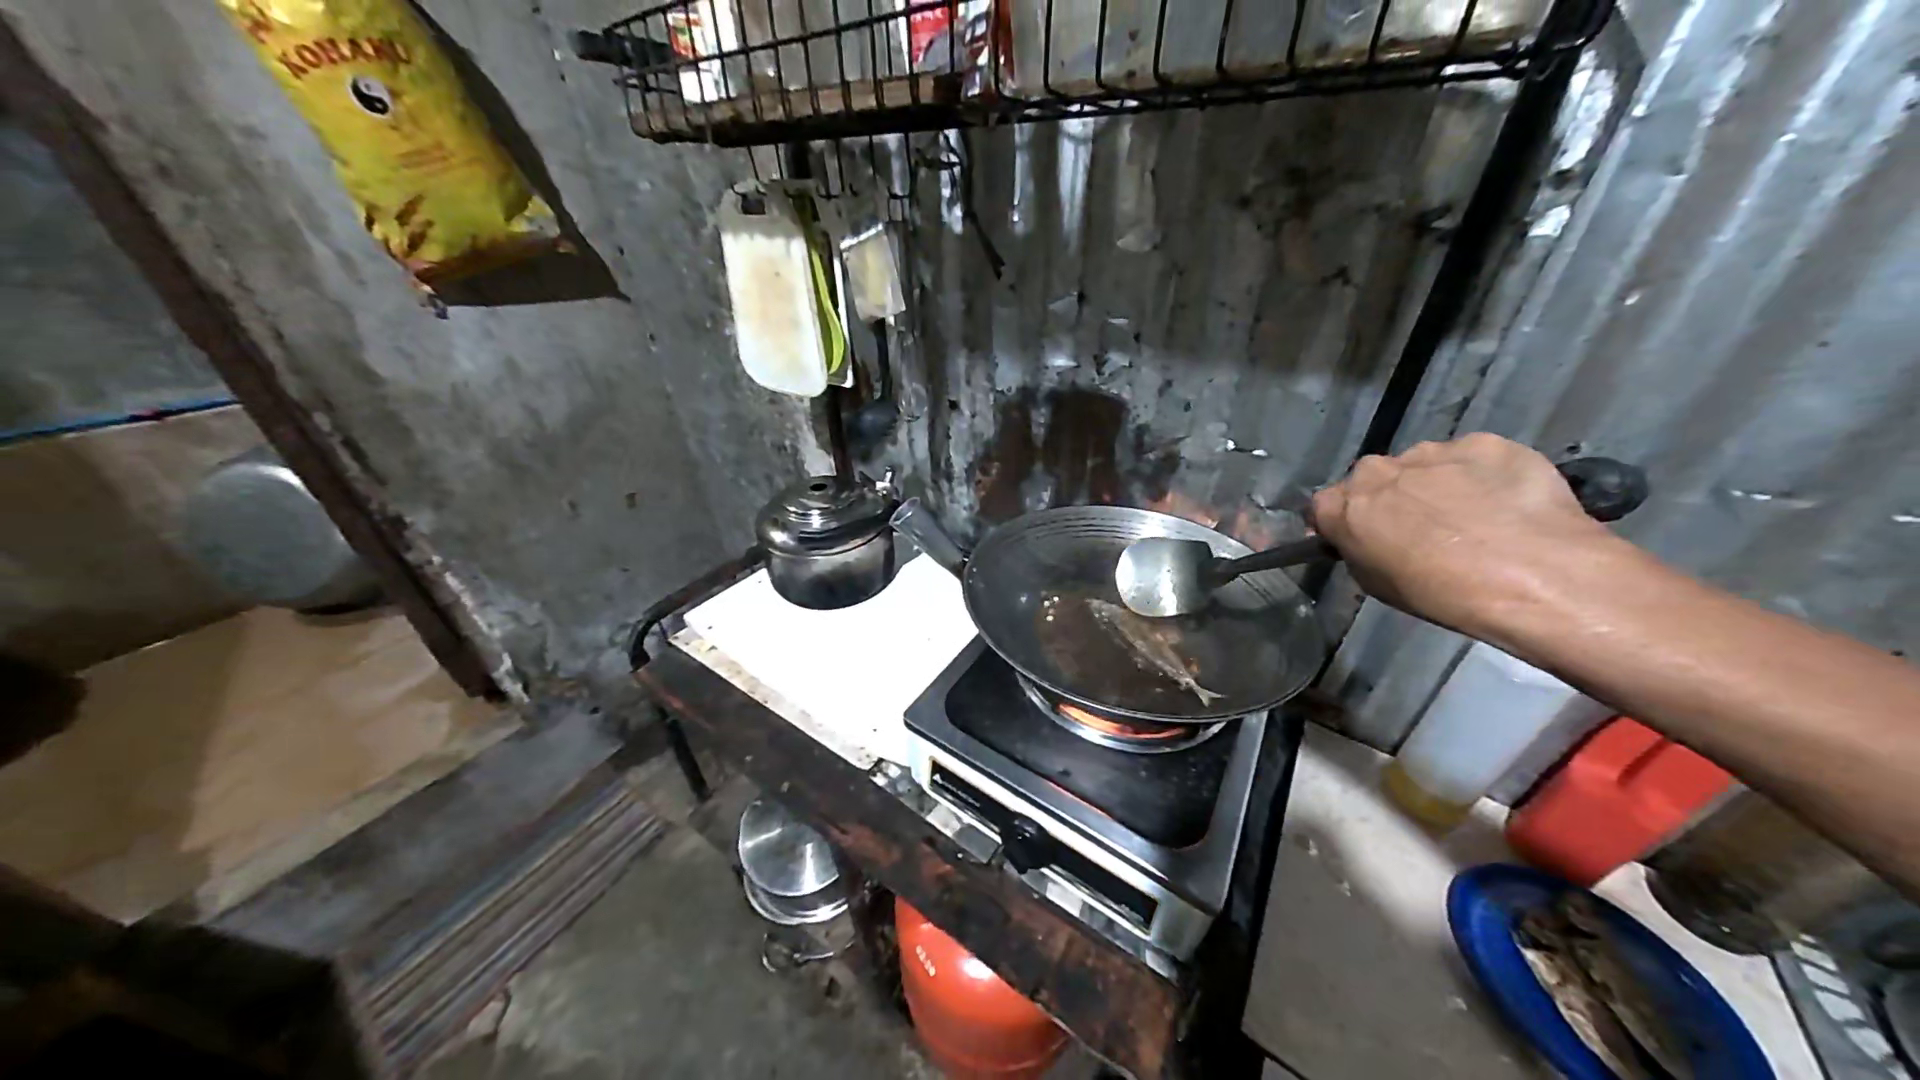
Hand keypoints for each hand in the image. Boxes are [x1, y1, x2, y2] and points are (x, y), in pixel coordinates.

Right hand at [1310, 434, 1625, 637]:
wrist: (1536, 576)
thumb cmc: (1443, 593)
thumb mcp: (1379, 585)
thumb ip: (1360, 550)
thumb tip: (1367, 538)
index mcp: (1342, 506)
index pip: (1322, 506)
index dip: (1341, 522)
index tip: (1361, 538)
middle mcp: (1377, 470)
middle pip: (1372, 479)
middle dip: (1388, 498)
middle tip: (1420, 528)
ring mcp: (1431, 451)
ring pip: (1423, 464)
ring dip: (1435, 483)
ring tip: (1472, 515)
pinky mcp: (1485, 443)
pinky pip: (1472, 458)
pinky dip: (1481, 475)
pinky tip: (1505, 503)